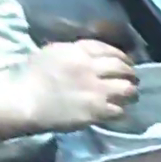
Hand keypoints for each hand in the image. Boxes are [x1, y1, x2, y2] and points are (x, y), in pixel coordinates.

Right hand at [16, 40, 138, 132]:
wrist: (27, 100)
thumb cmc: (33, 76)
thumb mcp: (53, 53)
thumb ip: (74, 53)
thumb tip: (92, 57)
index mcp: (77, 51)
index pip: (107, 49)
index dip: (121, 56)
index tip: (127, 62)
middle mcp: (90, 69)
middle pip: (122, 69)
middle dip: (131, 74)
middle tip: (134, 80)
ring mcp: (96, 90)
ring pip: (127, 89)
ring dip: (132, 93)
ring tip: (132, 96)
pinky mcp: (98, 110)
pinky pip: (120, 110)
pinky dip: (122, 111)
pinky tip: (118, 111)